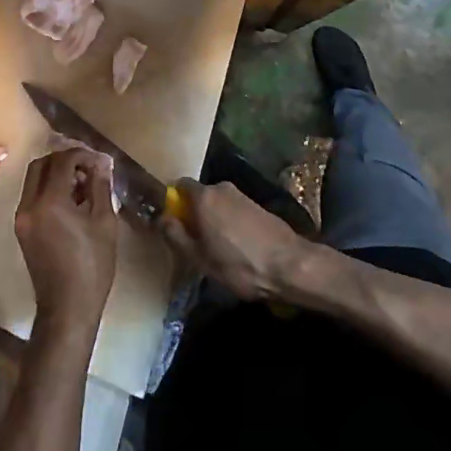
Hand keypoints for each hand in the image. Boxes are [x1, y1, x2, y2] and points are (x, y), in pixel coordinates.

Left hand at [14, 148, 119, 343]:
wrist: (68, 307)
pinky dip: (48, 189)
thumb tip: (101, 163)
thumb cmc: (92, 265)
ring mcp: (21, 218)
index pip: (62, 162)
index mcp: (50, 202)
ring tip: (82, 184)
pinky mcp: (21, 230)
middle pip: (41, 165)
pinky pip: (32, 196)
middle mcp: (29, 205)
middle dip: (64, 160)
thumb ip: (100, 186)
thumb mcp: (104, 222)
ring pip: (34, 180)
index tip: (99, 162)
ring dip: (55, 173)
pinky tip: (71, 201)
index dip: (82, 155)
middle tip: (88, 168)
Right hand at [159, 179, 311, 299]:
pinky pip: (232, 210)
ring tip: (215, 250)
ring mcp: (242, 195)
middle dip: (193, 215)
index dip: (172, 202)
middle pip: (199, 196)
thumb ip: (176, 236)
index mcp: (204, 196)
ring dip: (212, 221)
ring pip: (217, 204)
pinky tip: (234, 247)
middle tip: (192, 243)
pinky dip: (228, 223)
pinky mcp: (257, 205)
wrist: (289, 264)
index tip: (172, 224)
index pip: (179, 185)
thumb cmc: (239, 264)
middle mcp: (222, 187)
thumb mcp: (199, 258)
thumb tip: (161, 218)